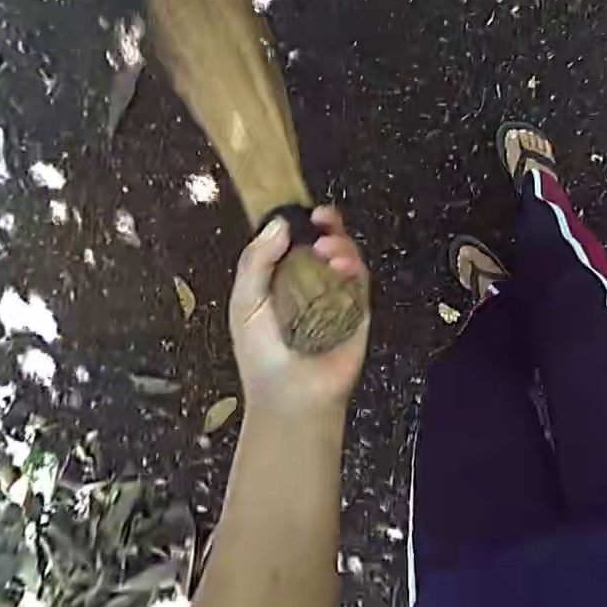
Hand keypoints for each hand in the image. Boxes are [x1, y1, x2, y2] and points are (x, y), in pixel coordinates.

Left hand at [228, 206, 369, 420]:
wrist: (289, 395)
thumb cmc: (261, 353)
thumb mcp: (245, 303)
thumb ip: (256, 261)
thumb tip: (280, 224)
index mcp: (285, 277)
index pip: (297, 241)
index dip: (301, 222)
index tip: (301, 211)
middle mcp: (314, 281)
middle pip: (328, 242)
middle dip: (329, 226)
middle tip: (324, 217)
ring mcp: (338, 294)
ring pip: (347, 256)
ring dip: (341, 245)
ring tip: (326, 249)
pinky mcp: (359, 308)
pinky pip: (361, 280)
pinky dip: (354, 266)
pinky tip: (341, 266)